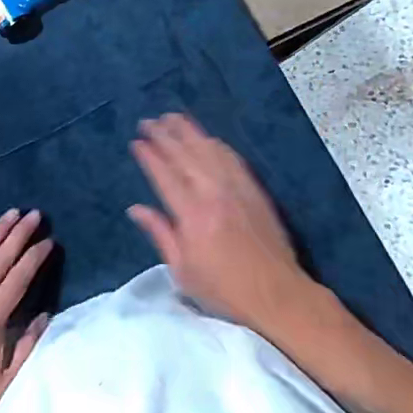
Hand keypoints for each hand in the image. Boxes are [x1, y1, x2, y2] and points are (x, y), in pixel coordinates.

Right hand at [128, 114, 315, 333]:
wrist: (276, 294)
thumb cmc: (224, 290)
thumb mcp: (183, 270)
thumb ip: (160, 234)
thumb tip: (136, 208)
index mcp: (192, 215)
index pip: (165, 176)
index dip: (149, 156)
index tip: (137, 141)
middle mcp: (214, 194)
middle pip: (185, 156)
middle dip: (165, 136)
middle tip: (148, 121)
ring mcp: (237, 189)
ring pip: (209, 151)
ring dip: (189, 132)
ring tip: (172, 118)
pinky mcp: (255, 190)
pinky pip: (233, 158)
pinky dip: (217, 145)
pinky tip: (208, 138)